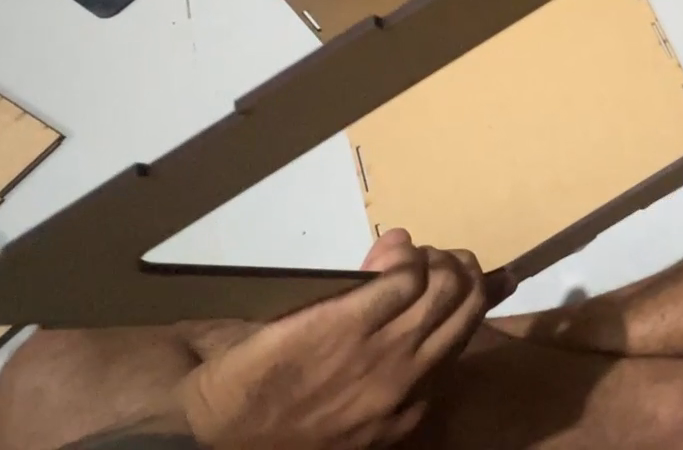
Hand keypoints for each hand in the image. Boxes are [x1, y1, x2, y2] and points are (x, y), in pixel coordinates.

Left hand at [176, 230, 487, 448]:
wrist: (210, 438)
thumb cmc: (279, 426)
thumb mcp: (353, 415)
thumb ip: (391, 366)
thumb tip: (420, 305)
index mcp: (413, 407)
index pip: (468, 334)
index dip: (472, 293)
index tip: (461, 275)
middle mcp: (409, 378)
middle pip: (468, 302)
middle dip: (463, 269)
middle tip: (437, 259)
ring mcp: (382, 352)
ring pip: (446, 283)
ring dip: (435, 257)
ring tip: (409, 254)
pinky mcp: (350, 322)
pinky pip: (405, 274)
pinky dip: (406, 254)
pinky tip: (392, 251)